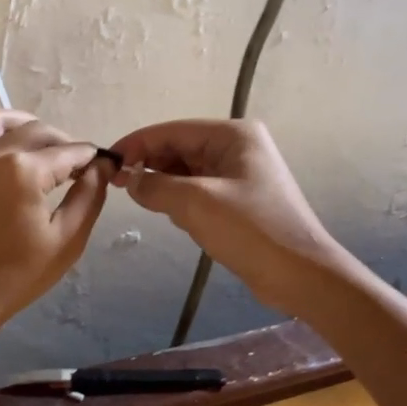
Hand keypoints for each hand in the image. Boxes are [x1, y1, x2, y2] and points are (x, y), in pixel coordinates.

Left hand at [0, 108, 112, 330]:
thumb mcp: (66, 241)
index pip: (68, 151)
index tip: (102, 166)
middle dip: (61, 141)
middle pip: (34, 130)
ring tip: (31, 136)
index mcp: (25, 170)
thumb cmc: (16, 276)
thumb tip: (101, 168)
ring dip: (15, 121)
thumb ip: (88, 198)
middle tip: (74, 163)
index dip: (90, 157)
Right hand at [110, 119, 353, 315]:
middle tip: (118, 186)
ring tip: (143, 201)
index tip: (107, 162)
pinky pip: (198, 191)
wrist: (299, 275)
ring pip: (186, 171)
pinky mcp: (239, 201)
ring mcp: (240, 175)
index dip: (137, 144)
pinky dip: (180, 200)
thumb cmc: (250, 230)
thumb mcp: (195, 203)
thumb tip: (129, 179)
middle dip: (150, 165)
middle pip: (179, 148)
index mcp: (233, 135)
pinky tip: (171, 215)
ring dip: (164, 185)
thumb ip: (155, 185)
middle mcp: (238, 147)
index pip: (172, 130)